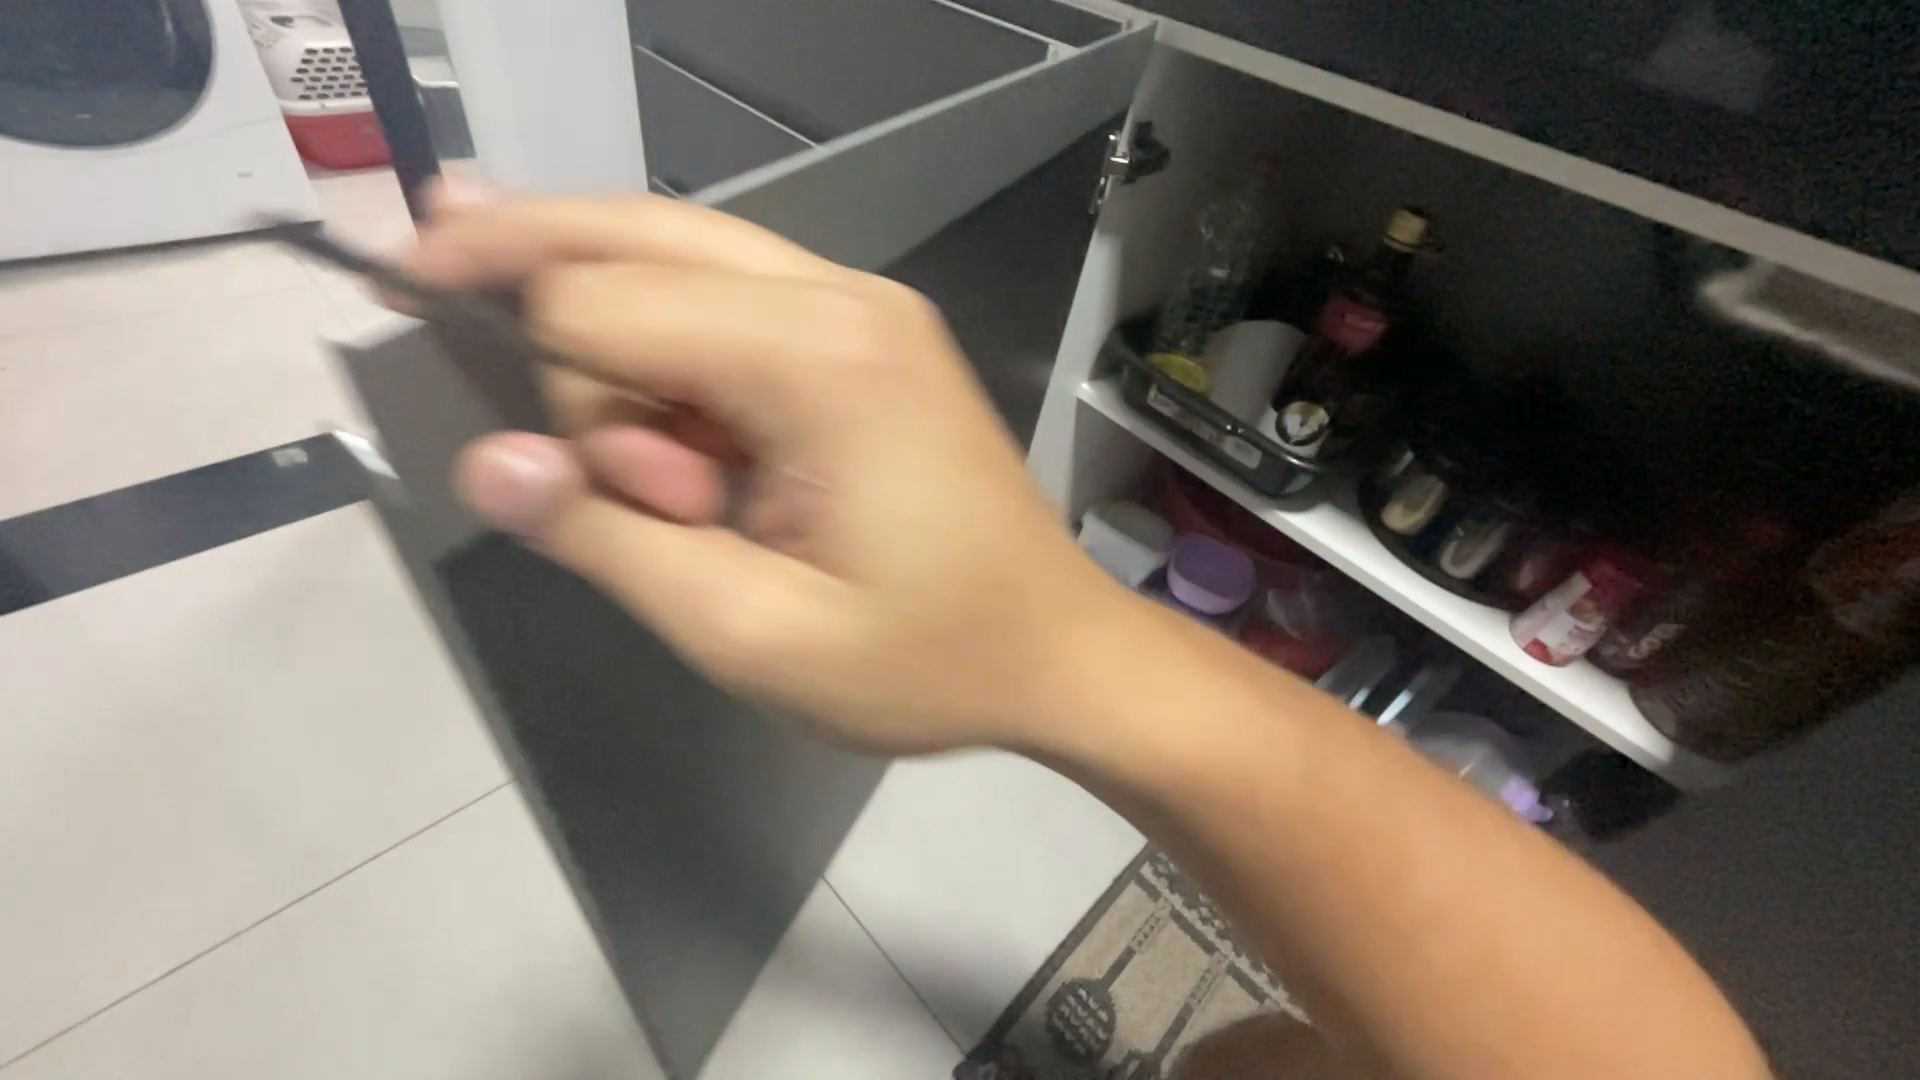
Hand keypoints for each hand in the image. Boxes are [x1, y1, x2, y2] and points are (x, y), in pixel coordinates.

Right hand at [398, 187, 1134, 754]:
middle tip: (454, 330)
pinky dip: (691, 370)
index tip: (593, 494)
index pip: (598, 300)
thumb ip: (611, 541)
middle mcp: (846, 296)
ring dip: (635, 359)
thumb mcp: (753, 633)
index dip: (542, 383)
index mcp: (818, 355)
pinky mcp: (878, 341)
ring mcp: (871, 309)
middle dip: (542, 291)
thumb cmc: (925, 661)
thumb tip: (490, 461)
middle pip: (637, 238)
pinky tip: (708, 457)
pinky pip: (739, 312)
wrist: (1056, 650)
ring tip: (686, 491)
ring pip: (684, 266)